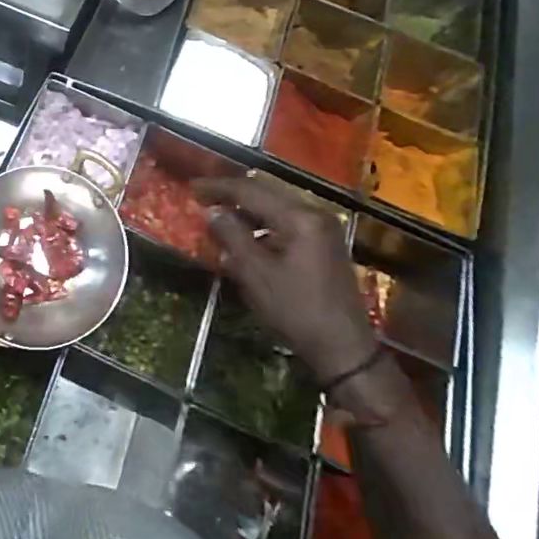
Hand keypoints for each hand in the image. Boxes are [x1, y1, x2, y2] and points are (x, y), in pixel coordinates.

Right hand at [192, 177, 378, 380]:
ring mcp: (323, 228)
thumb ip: (232, 237)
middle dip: (233, 192)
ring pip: (278, 205)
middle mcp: (315, 214)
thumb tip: (212, 211)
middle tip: (203, 194)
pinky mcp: (324, 243)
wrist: (345, 350)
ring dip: (248, 206)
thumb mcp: (257, 275)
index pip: (252, 192)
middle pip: (267, 191)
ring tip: (220, 211)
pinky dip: (263, 221)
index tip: (193, 188)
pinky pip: (287, 220)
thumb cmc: (297, 311)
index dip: (219, 188)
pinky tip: (247, 231)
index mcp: (301, 218)